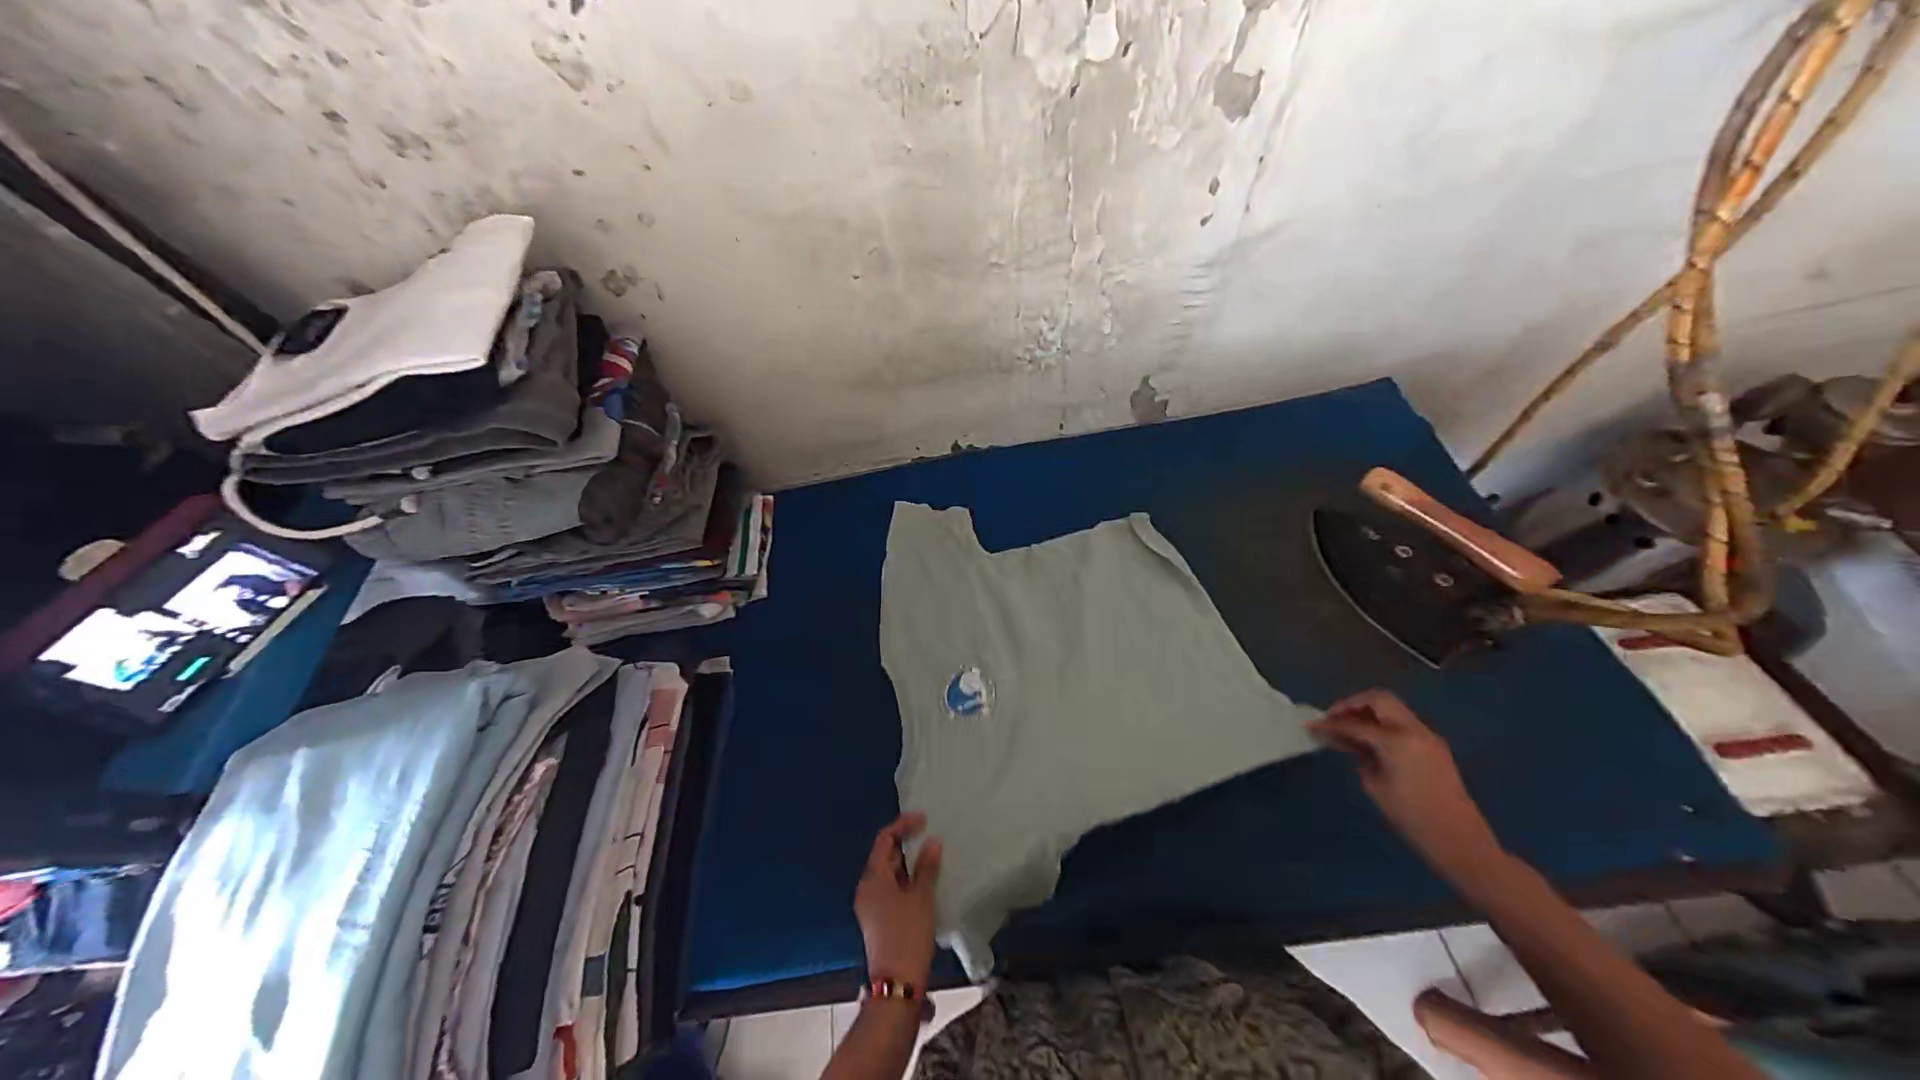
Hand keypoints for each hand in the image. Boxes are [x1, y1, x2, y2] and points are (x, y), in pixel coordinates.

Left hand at [854, 812, 942, 988]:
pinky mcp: (878, 920)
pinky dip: (907, 881)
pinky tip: (925, 883)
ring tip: (932, 858)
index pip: (884, 840)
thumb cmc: (908, 934)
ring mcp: (870, 906)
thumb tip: (931, 842)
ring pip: (889, 874)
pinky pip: (892, 890)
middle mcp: (866, 888)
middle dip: (906, 844)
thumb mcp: (921, 897)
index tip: (924, 819)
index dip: (903, 826)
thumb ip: (926, 867)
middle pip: (885, 856)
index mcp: (872, 878)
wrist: (897, 984)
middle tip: (931, 837)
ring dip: (909, 864)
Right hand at [1310, 690, 1503, 877]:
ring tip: (1347, 729)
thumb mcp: (1375, 786)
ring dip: (1368, 713)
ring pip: (1393, 709)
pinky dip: (1383, 724)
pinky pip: (1403, 724)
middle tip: (1332, 719)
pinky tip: (1369, 741)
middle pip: (1379, 700)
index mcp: (1397, 741)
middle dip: (1352, 705)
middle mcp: (1415, 730)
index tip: (1312, 727)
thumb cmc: (1412, 817)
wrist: (1461, 841)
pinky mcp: (1434, 747)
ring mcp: (1428, 737)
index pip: (1355, 724)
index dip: (1330, 724)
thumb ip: (1359, 756)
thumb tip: (1348, 742)